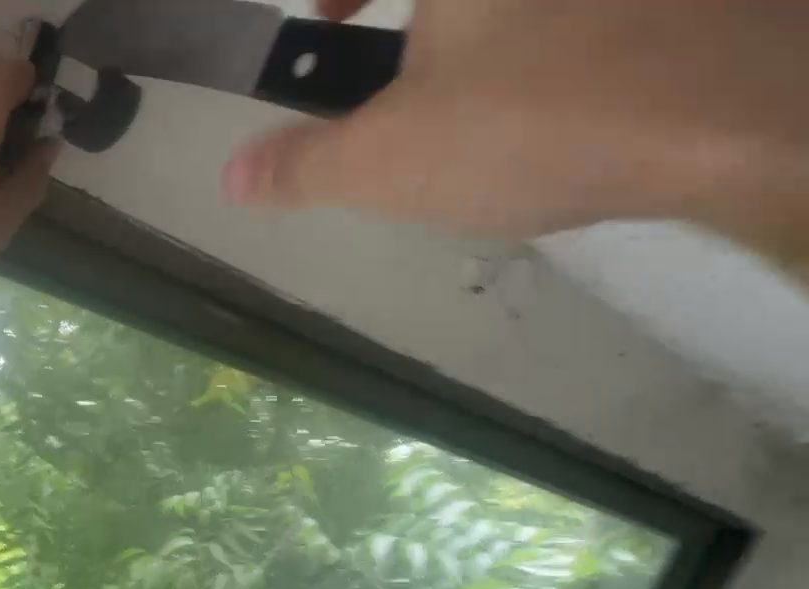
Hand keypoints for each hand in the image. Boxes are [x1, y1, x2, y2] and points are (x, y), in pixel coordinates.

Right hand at [224, 0, 808, 264]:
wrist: (753, 118)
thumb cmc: (536, 122)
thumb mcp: (383, 160)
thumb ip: (295, 166)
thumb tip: (232, 174)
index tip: (324, 18)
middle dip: (405, 6)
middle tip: (382, 38)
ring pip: (511, 9)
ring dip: (479, 21)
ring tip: (463, 77)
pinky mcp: (671, 4)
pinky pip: (584, 18)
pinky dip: (547, 35)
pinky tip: (545, 83)